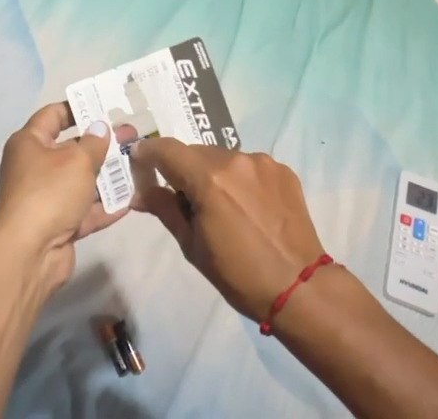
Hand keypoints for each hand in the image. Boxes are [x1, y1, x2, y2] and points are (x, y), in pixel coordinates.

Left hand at [0, 103, 130, 291]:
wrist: (28, 253)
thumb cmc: (49, 192)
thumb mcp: (76, 160)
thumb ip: (94, 143)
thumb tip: (100, 128)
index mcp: (30, 143)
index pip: (53, 116)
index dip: (77, 108)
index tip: (105, 106)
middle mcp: (35, 167)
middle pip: (71, 149)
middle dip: (102, 144)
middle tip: (133, 137)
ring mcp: (46, 198)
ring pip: (80, 182)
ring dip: (107, 176)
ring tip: (138, 166)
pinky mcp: (57, 225)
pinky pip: (84, 211)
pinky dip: (104, 207)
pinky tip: (130, 201)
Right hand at [130, 138, 326, 319]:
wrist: (298, 288)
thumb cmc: (238, 274)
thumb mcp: (192, 246)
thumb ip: (165, 209)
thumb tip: (139, 193)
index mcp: (208, 179)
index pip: (166, 150)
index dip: (148, 152)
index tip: (139, 161)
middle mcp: (234, 160)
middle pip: (195, 153)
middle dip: (183, 169)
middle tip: (183, 199)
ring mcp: (262, 162)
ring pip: (223, 157)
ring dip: (214, 173)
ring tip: (221, 206)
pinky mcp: (283, 170)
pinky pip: (250, 166)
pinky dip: (240, 179)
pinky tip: (248, 207)